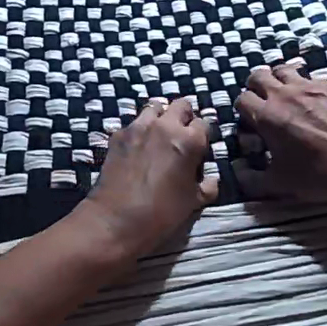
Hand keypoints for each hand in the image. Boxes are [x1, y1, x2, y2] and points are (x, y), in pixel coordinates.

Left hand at [74, 97, 218, 256]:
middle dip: (184, 117)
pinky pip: (133, 123)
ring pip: (155, 107)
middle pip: (181, 105)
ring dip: (160, 118)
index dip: (202, 136)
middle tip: (180, 137)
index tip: (198, 148)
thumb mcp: (194, 202)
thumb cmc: (162, 213)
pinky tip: (137, 149)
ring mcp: (139, 126)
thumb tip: (210, 179)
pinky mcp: (119, 134)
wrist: (117, 219)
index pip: (204, 123)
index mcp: (189, 141)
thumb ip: (207, 185)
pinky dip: (139, 131)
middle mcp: (165, 126)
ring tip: (158, 137)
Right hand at [234, 63, 326, 208]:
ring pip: (284, 69)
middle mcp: (284, 95)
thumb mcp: (282, 184)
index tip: (251, 122)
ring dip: (279, 80)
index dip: (243, 110)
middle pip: (258, 75)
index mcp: (267, 116)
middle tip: (263, 103)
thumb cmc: (321, 175)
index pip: (242, 99)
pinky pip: (311, 77)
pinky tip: (313, 102)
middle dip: (256, 87)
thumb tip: (239, 174)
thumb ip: (253, 179)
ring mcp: (309, 87)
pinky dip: (306, 85)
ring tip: (285, 96)